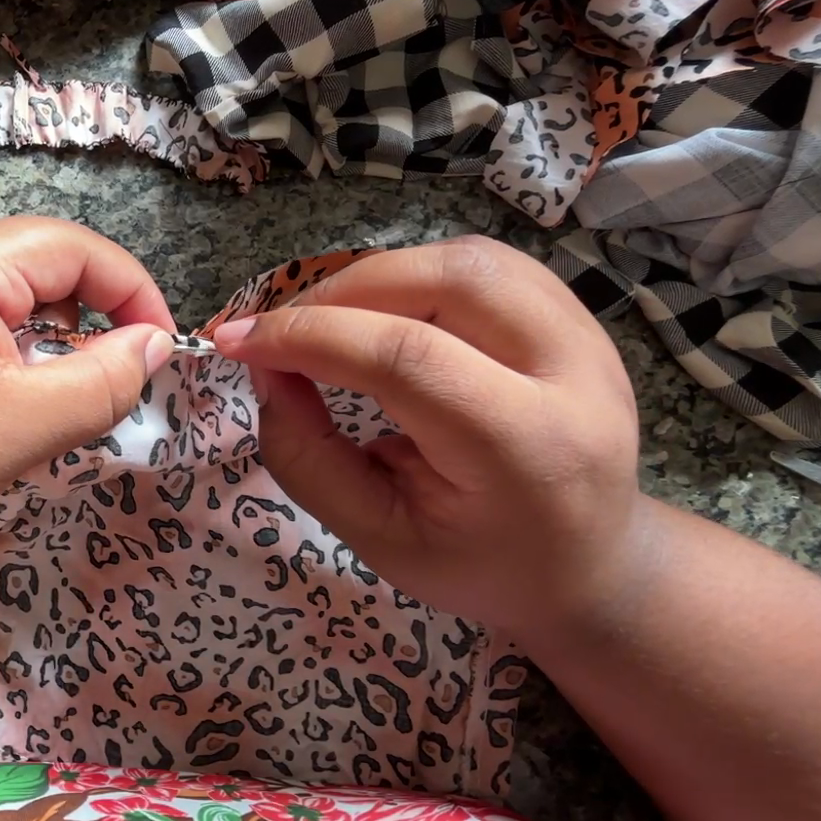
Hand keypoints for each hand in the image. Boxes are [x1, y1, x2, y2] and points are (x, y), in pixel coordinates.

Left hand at [0, 217, 176, 597]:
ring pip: (9, 293)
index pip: (72, 246)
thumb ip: (104, 380)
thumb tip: (156, 345)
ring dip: (48, 338)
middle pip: (40, 264)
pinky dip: (7, 349)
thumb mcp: (24, 425)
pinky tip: (3, 398)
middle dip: (88, 319)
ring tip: (47, 399)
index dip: (131, 291)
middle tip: (103, 384)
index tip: (161, 350)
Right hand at [211, 237, 645, 638]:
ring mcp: (586, 333)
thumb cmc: (474, 563)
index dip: (305, 336)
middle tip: (276, 331)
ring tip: (319, 322)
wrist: (586, 562)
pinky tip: (374, 312)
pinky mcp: (574, 314)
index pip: (405, 358)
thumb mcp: (372, 535)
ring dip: (370, 277)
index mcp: (527, 450)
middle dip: (336, 293)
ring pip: (462, 257)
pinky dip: (406, 273)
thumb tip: (264, 369)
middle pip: (444, 280)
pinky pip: (477, 262)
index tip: (234, 342)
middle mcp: (575, 375)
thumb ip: (307, 456)